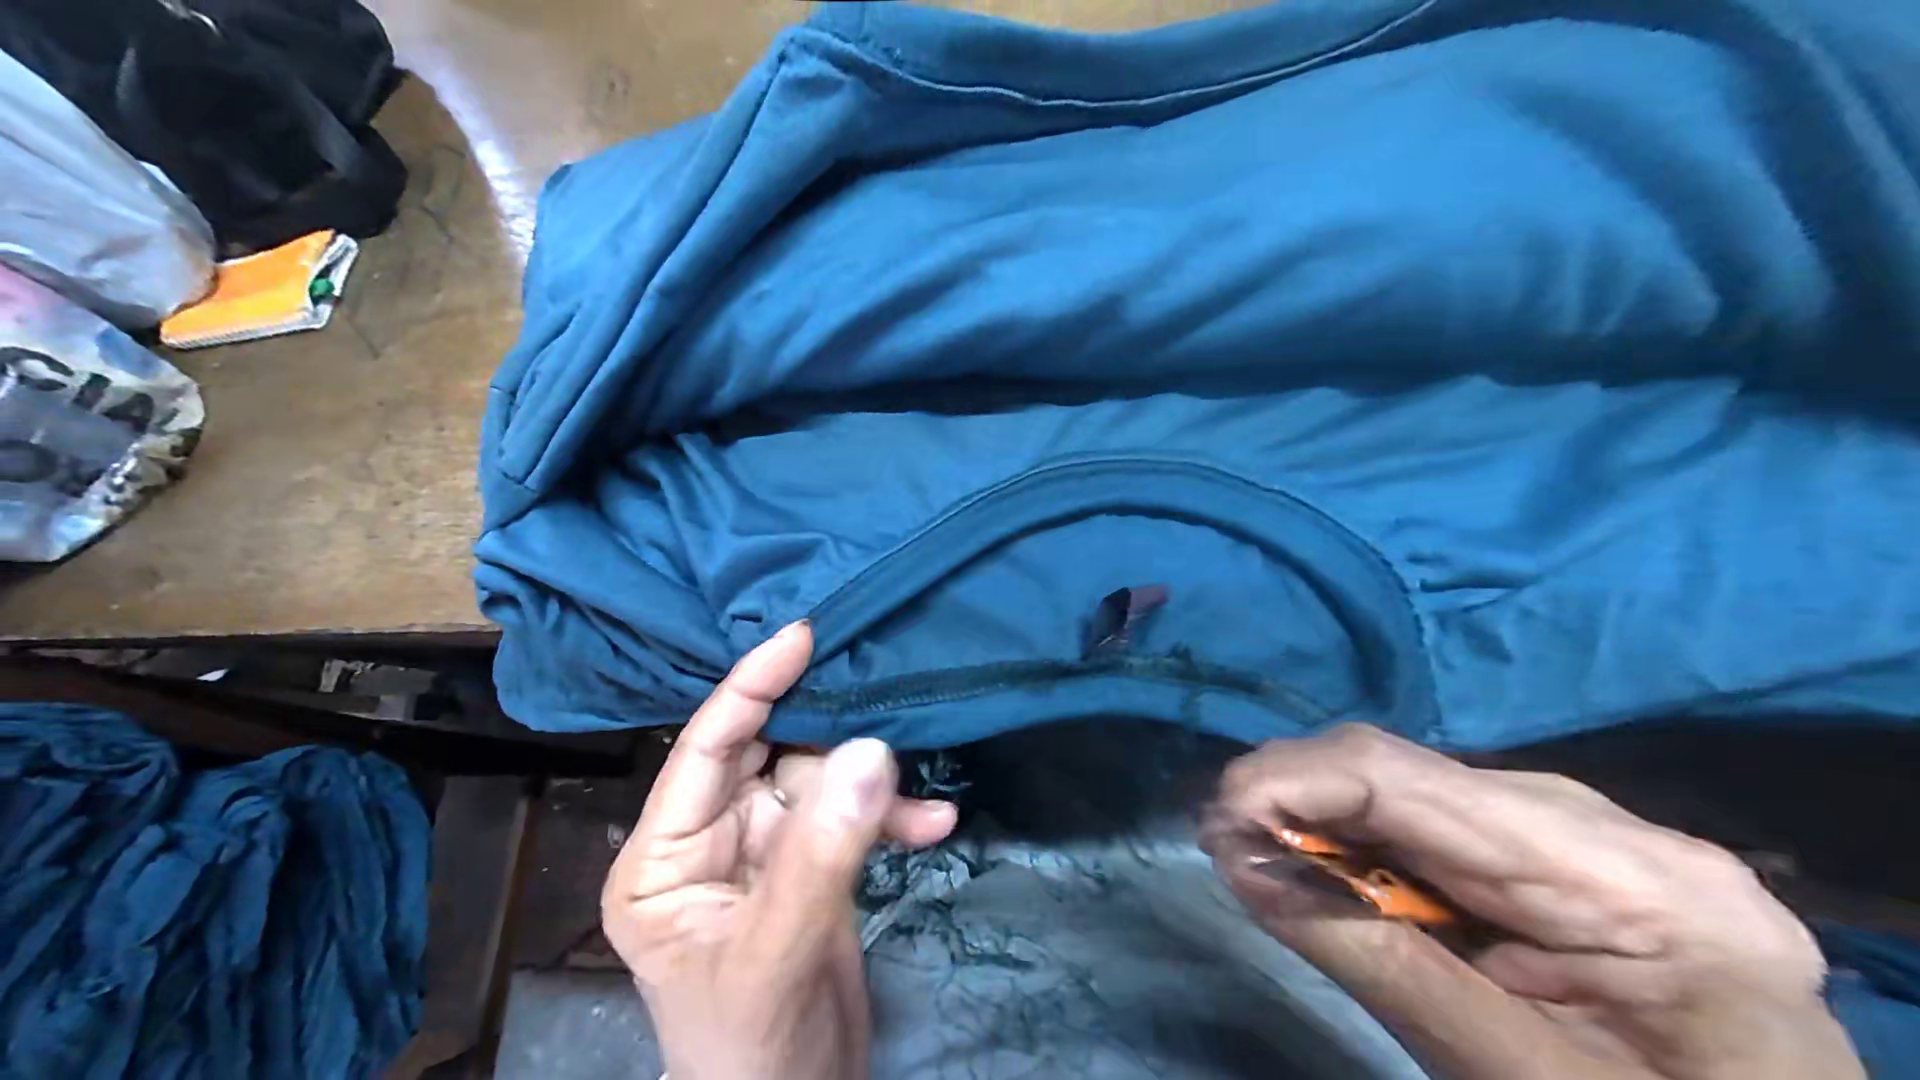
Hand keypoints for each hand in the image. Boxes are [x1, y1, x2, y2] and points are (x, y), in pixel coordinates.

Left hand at [601, 621, 957, 1079]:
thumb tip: (871, 749)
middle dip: (826, 730)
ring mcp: (763, 847)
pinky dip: (890, 817)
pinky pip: (848, 816)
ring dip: (871, 784)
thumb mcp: (780, 947)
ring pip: (819, 779)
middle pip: (771, 752)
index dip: (752, 686)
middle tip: (876, 689)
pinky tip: (934, 823)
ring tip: (915, 791)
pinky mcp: (810, 862)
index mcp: (663, 854)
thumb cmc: (754, 1045)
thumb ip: (823, 849)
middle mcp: (709, 837)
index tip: (802, 634)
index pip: (705, 748)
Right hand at [1203, 725, 1863, 1079]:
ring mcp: (1581, 827)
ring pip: (1405, 784)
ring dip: (1325, 823)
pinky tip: (1347, 881)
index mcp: (1634, 883)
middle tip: (1232, 855)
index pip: (1409, 778)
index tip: (1212, 823)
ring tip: (1279, 871)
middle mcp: (1605, 824)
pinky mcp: (1554, 843)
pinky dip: (1366, 842)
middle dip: (1297, 804)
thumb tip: (1234, 858)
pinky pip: (1430, 815)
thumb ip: (1369, 954)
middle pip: (1402, 770)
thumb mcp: (1507, 1074)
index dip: (1289, 781)